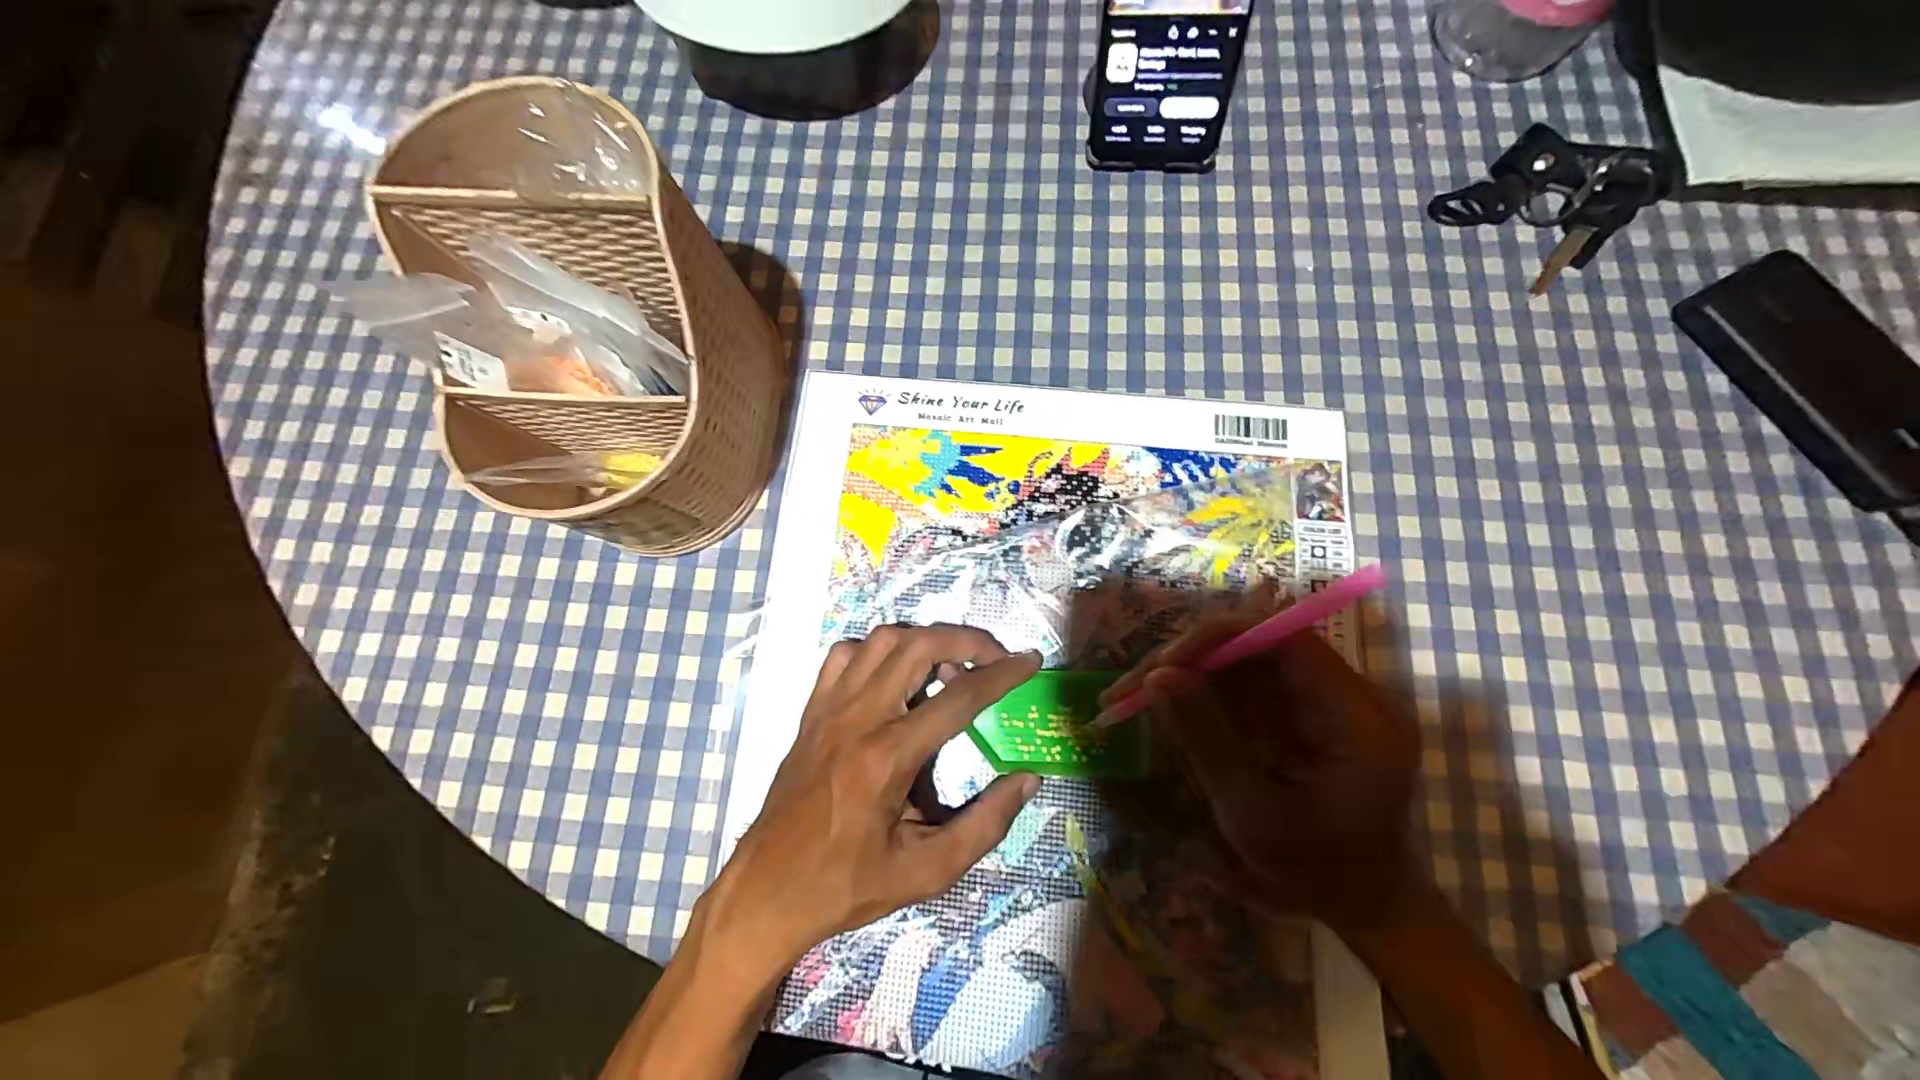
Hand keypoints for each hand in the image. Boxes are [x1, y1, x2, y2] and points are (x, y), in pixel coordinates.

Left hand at [699, 624, 1043, 975]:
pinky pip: (845, 655)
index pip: (959, 697)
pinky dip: (878, 650)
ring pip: (881, 640)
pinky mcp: (812, 710)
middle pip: (919, 645)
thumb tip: (1028, 780)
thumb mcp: (927, 872)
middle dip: (967, 639)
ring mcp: (829, 707)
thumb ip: (985, 825)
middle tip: (996, 656)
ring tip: (950, 665)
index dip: (1003, 673)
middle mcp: (858, 717)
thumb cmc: (847, 885)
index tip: (1031, 660)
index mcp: (888, 756)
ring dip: (924, 639)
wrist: (766, 889)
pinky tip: (895, 676)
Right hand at [1101, 620, 1418, 926]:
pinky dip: (1196, 692)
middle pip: (1255, 643)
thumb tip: (1156, 674)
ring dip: (1182, 674)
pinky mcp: (1300, 709)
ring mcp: (1322, 699)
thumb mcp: (1253, 815)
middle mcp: (1347, 693)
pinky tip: (1155, 707)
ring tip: (1124, 700)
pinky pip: (1242, 683)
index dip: (1219, 636)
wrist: (1363, 909)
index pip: (1284, 637)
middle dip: (1186, 659)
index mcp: (1358, 718)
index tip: (1162, 664)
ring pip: (1240, 660)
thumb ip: (1207, 739)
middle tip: (1126, 690)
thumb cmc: (1317, 876)